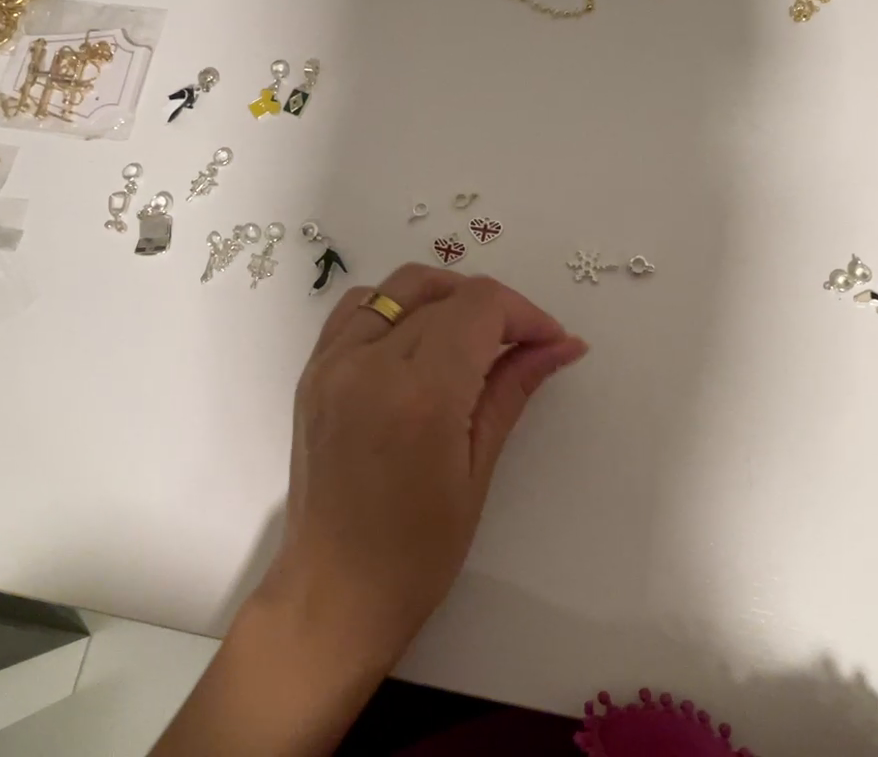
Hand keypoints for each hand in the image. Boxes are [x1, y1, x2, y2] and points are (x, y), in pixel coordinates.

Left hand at [152, 267, 584, 756]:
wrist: (333, 591)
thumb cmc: (417, 551)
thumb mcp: (478, 469)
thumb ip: (514, 389)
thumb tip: (565, 345)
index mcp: (418, 393)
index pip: (480, 307)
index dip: (525, 314)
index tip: (551, 342)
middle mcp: (368, 363)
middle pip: (444, 291)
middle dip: (494, 307)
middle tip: (521, 345)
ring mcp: (332, 363)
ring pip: (399, 286)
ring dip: (446, 297)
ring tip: (473, 338)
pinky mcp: (312, 372)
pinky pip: (359, 308)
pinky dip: (398, 307)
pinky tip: (421, 341)